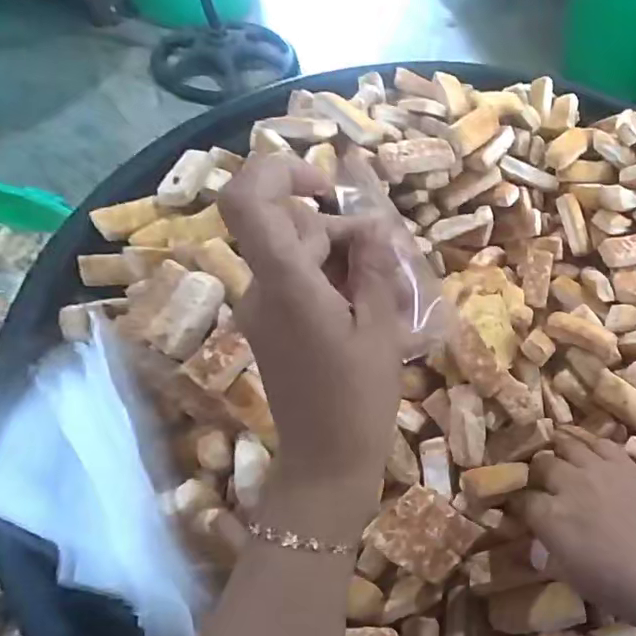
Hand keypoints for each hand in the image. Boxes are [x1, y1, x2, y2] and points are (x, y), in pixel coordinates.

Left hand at [218, 153, 406, 495]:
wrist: (325, 463)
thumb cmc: (359, 400)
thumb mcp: (380, 331)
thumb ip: (374, 270)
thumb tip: (372, 224)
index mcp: (286, 286)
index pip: (248, 200)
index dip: (280, 172)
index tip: (326, 188)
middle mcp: (261, 290)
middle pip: (288, 227)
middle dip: (340, 231)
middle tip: (387, 263)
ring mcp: (261, 310)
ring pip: (295, 254)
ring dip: (340, 259)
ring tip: (387, 294)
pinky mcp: (270, 327)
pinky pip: (295, 283)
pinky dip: (329, 283)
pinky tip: (367, 311)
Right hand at [515, 430, 635, 635]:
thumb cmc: (624, 590)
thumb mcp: (576, 580)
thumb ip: (552, 556)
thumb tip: (538, 547)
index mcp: (550, 517)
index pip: (522, 500)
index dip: (517, 504)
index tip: (519, 511)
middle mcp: (569, 484)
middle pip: (541, 464)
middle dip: (535, 473)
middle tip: (539, 484)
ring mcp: (599, 469)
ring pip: (567, 444)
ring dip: (558, 450)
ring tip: (556, 457)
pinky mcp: (627, 463)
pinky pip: (599, 441)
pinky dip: (588, 443)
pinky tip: (588, 452)